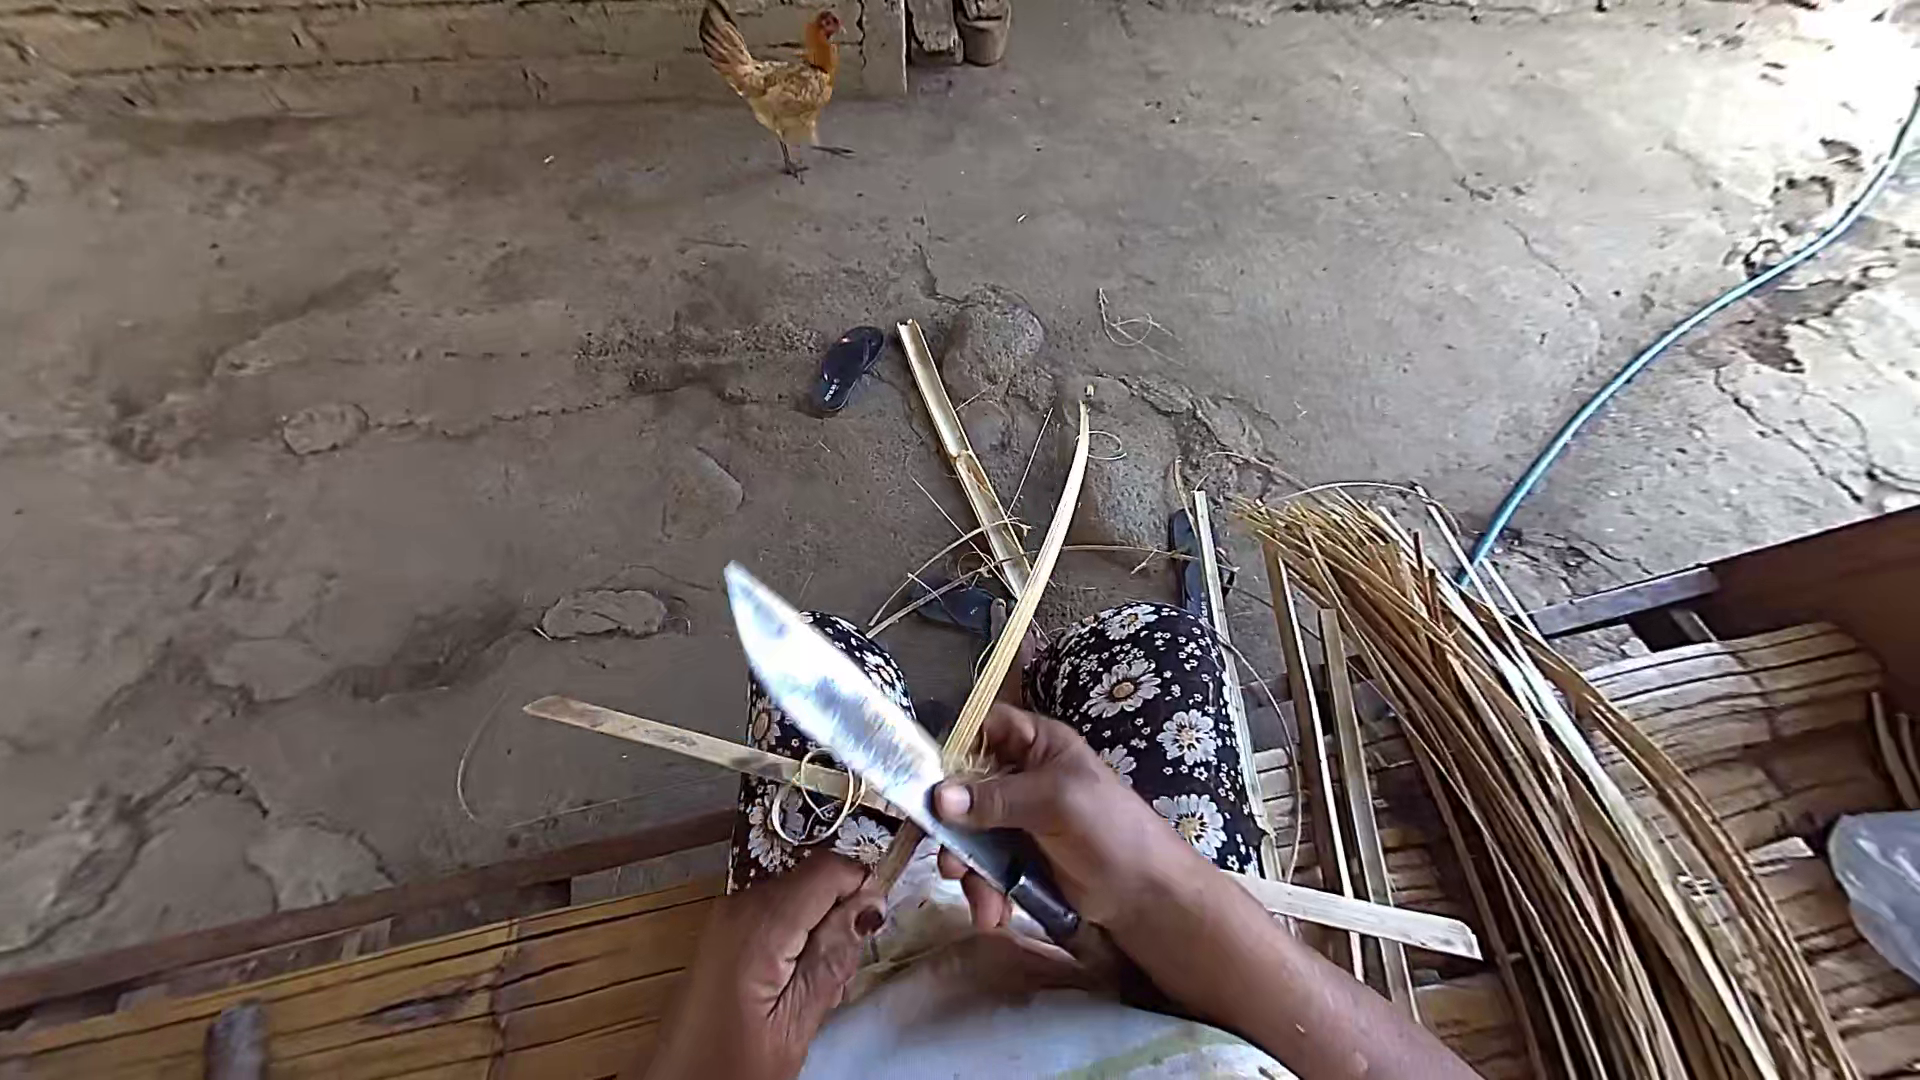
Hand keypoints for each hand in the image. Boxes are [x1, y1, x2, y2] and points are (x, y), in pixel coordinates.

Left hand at [645, 853, 883, 1079]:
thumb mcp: (795, 1025)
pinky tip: (793, 981)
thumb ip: (834, 956)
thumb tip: (872, 902)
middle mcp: (742, 902)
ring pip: (802, 892)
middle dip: (841, 914)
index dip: (860, 886)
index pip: (829, 868)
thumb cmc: (731, 1072)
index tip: (873, 927)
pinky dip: (800, 933)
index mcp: (760, 923)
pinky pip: (781, 908)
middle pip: (816, 879)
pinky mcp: (727, 926)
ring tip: (815, 988)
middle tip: (841, 974)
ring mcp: (731, 912)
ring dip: (822, 927)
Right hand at [931, 703, 1213, 932]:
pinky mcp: (1017, 854)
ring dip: (968, 867)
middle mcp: (1020, 773)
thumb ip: (996, 798)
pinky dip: (984, 889)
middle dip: (953, 826)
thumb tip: (938, 796)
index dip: (953, 746)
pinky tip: (994, 914)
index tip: (926, 779)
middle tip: (949, 862)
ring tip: (980, 901)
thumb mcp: (1054, 802)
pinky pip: (984, 863)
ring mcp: (1017, 815)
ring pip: (969, 830)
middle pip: (965, 785)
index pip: (983, 727)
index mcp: (1035, 743)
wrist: (1147, 897)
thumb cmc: (1108, 828)